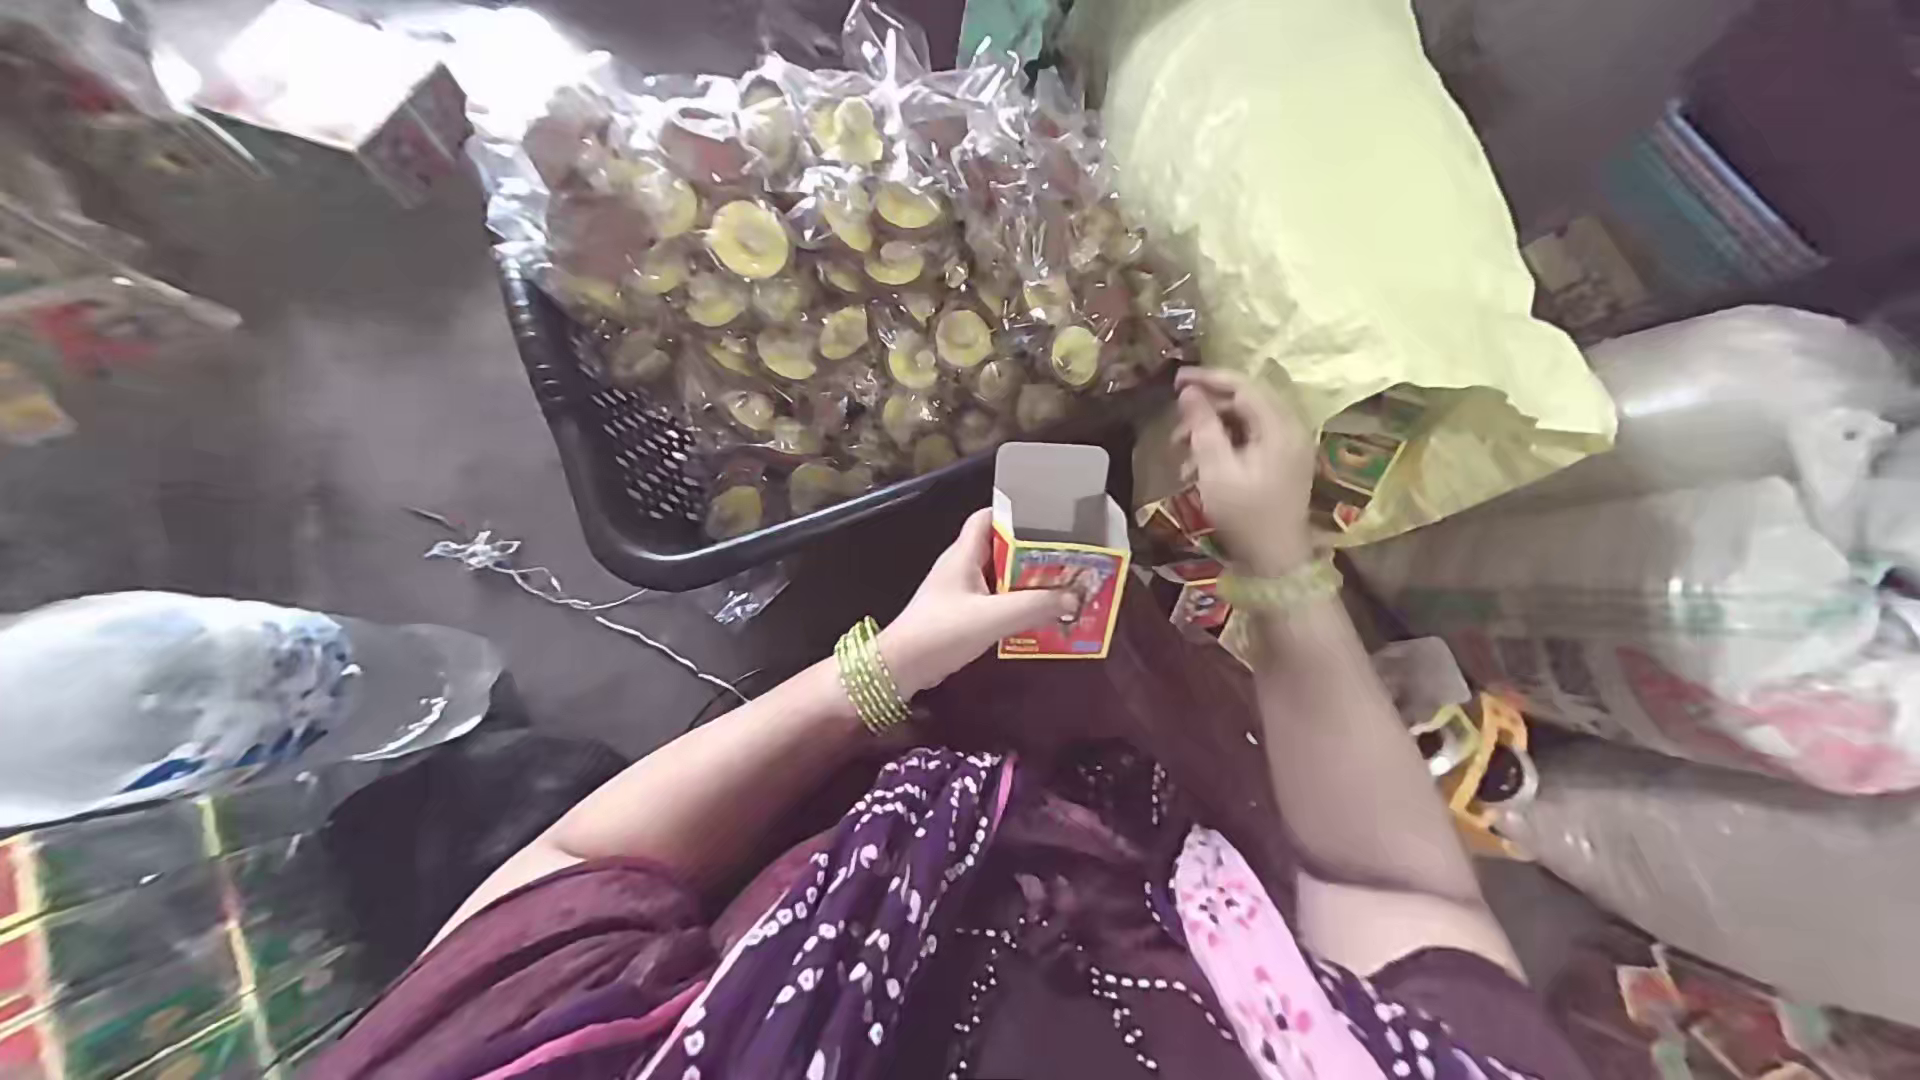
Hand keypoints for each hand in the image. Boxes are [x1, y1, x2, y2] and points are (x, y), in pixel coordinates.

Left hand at [880, 508, 1077, 696]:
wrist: (900, 668)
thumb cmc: (941, 632)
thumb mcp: (992, 617)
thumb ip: (1035, 606)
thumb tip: (1075, 597)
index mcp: (964, 554)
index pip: (988, 517)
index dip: (1015, 514)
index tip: (1049, 521)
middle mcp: (961, 567)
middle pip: (1001, 548)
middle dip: (1033, 553)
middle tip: (1067, 560)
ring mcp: (960, 591)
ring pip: (1000, 577)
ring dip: (1027, 582)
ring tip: (1063, 587)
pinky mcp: (961, 614)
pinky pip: (995, 601)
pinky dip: (1016, 604)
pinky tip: (1039, 616)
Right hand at [1174, 367, 1317, 574]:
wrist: (1275, 558)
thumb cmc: (1245, 514)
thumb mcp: (1216, 469)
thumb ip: (1202, 426)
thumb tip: (1188, 392)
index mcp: (1279, 426)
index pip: (1244, 385)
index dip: (1208, 378)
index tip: (1175, 380)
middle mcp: (1289, 428)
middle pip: (1244, 400)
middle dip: (1205, 408)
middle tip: (1174, 425)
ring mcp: (1287, 445)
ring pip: (1244, 420)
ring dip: (1210, 428)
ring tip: (1181, 450)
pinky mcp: (1281, 460)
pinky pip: (1249, 438)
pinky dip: (1222, 443)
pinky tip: (1198, 464)